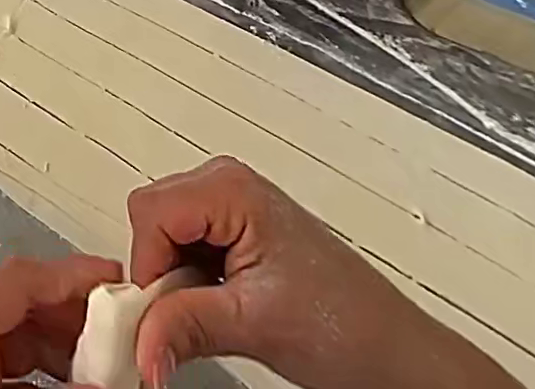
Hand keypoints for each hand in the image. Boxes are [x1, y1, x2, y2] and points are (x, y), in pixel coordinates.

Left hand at [0, 254, 123, 387]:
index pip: (22, 279)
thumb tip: (113, 381)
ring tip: (108, 365)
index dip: (74, 275)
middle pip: (24, 305)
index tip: (119, 280)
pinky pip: (10, 370)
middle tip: (125, 331)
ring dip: (66, 350)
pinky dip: (46, 378)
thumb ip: (63, 388)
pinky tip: (78, 388)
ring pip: (20, 338)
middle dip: (76, 317)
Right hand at [127, 157, 519, 388]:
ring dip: (171, 273)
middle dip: (157, 267)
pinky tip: (212, 298)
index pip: (152, 212)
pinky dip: (184, 273)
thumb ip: (186, 327)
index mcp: (231, 188)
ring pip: (161, 226)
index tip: (155, 313)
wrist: (394, 352)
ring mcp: (228, 200)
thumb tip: (140, 344)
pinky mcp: (231, 221)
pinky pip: (180, 238)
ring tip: (207, 308)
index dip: (148, 265)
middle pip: (151, 213)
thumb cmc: (348, 326)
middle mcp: (226, 182)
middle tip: (176, 314)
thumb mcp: (255, 327)